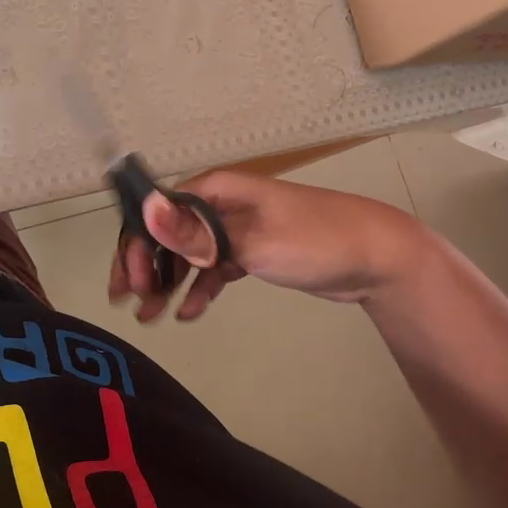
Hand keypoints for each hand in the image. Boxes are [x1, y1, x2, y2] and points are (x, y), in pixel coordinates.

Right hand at [107, 171, 428, 321]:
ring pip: (186, 256)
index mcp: (214, 190)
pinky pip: (211, 270)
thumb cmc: (314, 240)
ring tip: (151, 316)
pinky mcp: (249, 253)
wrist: (376, 258)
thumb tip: (145, 210)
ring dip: (167, 284)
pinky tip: (188, 313)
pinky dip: (198, 290)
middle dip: (147, 268)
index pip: (157, 213)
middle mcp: (218, 206)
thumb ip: (196, 233)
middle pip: (167, 235)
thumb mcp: (252, 241)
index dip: (138, 246)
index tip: (131, 283)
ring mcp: (234, 230)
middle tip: (136, 303)